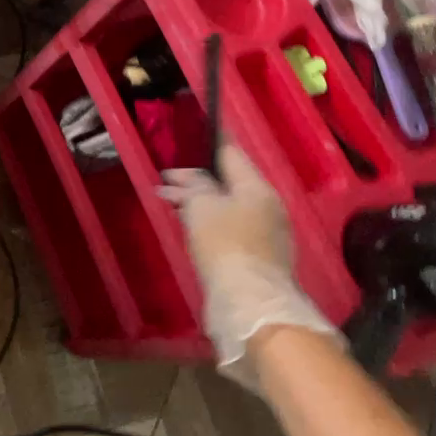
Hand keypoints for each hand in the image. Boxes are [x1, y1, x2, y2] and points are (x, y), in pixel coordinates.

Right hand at [159, 145, 339, 385]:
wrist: (251, 304)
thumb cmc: (225, 245)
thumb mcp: (201, 206)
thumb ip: (193, 185)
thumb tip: (187, 177)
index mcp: (257, 188)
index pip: (231, 153)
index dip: (208, 141)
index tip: (191, 130)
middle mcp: (268, 206)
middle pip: (229, 181)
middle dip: (197, 178)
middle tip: (167, 178)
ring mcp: (267, 233)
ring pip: (228, 205)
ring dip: (201, 201)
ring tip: (171, 201)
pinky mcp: (259, 256)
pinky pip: (231, 226)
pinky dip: (210, 221)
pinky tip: (190, 225)